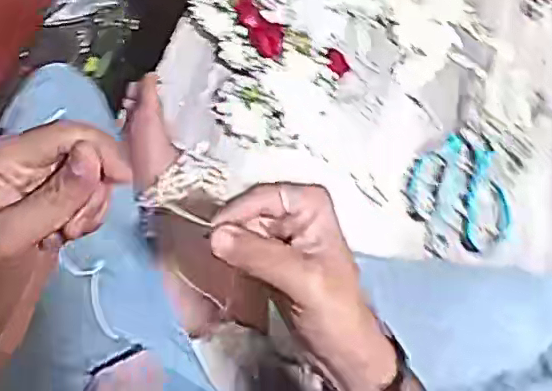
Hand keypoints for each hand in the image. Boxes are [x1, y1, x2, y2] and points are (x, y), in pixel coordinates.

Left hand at [0, 122, 131, 390]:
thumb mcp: (8, 241)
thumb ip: (53, 197)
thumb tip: (93, 156)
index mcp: (5, 158)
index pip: (67, 133)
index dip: (99, 149)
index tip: (123, 179)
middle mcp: (24, 164)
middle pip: (83, 149)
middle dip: (92, 182)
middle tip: (78, 223)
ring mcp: (39, 187)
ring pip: (90, 172)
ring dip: (91, 202)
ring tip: (70, 233)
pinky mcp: (53, 210)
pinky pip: (88, 194)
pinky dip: (90, 212)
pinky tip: (71, 235)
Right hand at [208, 184, 402, 390]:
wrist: (346, 356)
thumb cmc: (336, 312)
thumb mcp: (302, 281)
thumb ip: (260, 256)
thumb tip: (217, 236)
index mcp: (310, 203)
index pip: (264, 196)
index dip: (237, 212)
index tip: (212, 234)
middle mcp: (295, 212)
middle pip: (250, 212)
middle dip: (229, 232)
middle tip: (205, 253)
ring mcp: (283, 236)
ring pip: (243, 232)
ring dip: (226, 248)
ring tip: (209, 265)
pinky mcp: (272, 261)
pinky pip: (244, 252)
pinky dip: (231, 261)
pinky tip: (221, 273)